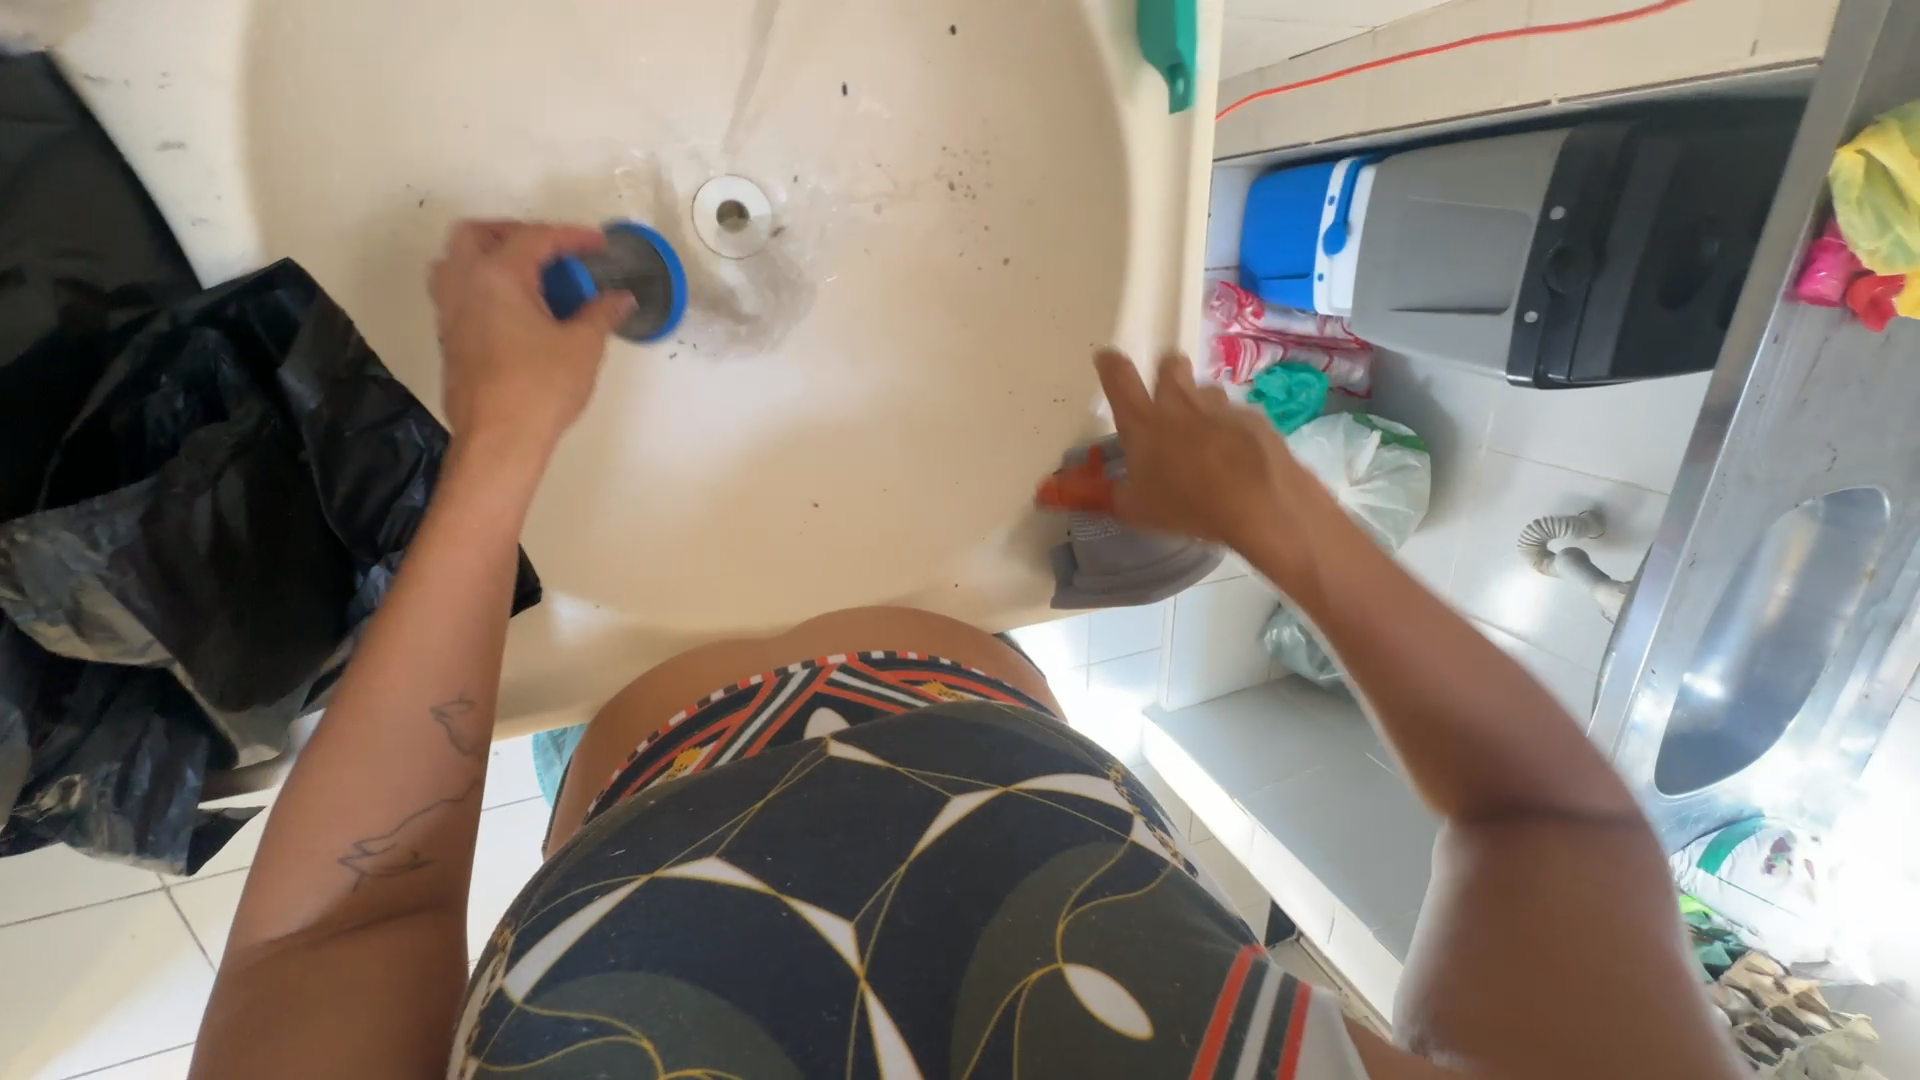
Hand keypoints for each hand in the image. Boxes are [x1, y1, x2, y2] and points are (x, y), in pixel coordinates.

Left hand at [429, 220, 635, 461]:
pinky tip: (517, 309)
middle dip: (518, 234)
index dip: (572, 237)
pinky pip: (460, 290)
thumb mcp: (583, 346)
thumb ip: (601, 313)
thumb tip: (620, 298)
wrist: (500, 437)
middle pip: (479, 235)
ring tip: (530, 277)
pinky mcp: (450, 336)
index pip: (536, 239)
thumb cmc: (542, 387)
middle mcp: (464, 283)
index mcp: (497, 276)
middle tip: (553, 252)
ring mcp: (450, 310)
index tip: (600, 243)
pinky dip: (486, 284)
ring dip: (492, 256)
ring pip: (459, 261)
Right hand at [1060, 350, 1327, 563]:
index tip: (1107, 359)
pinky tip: (1234, 459)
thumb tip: (1059, 495)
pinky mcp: (1252, 419)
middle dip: (1165, 373)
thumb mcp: (1134, 509)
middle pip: (1170, 363)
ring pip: (1205, 391)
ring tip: (1202, 439)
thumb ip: (1101, 495)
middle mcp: (1179, 403)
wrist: (1258, 502)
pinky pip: (1234, 416)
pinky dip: (1230, 431)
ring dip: (1200, 405)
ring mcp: (1220, 407)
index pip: (1118, 375)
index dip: (1110, 363)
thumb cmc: (1186, 505)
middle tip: (1164, 399)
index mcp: (1142, 421)